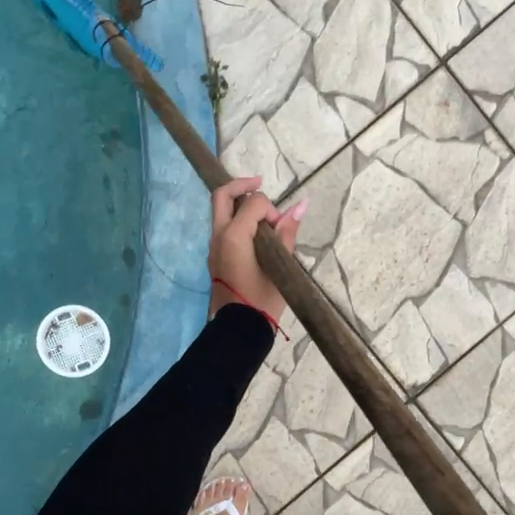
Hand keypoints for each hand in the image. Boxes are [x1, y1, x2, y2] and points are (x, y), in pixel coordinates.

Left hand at [207, 176, 307, 322]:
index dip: (271, 208)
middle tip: (261, 184)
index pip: (253, 202)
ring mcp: (213, 247)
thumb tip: (301, 205)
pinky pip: (223, 228)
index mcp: (234, 236)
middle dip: (242, 186)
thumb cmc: (262, 301)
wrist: (239, 331)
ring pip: (221, 212)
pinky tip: (256, 235)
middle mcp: (218, 236)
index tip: (282, 227)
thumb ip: (287, 233)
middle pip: (223, 196)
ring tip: (264, 217)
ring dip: (240, 206)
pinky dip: (237, 222)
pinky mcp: (215, 257)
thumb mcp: (280, 266)